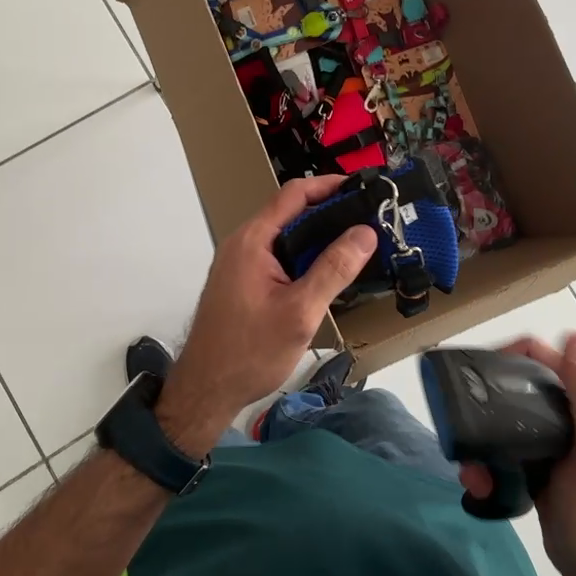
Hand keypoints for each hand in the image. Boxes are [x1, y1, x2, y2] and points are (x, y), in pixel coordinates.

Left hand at [159, 176, 376, 453]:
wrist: (206, 389)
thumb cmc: (250, 352)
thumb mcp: (300, 312)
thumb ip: (333, 269)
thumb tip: (365, 232)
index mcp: (252, 240)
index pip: (293, 194)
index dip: (329, 185)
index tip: (363, 189)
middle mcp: (242, 243)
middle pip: (289, 212)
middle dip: (329, 213)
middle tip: (369, 221)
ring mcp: (239, 262)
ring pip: (285, 237)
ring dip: (317, 238)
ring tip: (356, 246)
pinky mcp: (242, 281)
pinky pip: (277, 256)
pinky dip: (303, 257)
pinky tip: (327, 274)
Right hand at [460, 333, 575, 575]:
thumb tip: (574, 338)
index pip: (546, 359)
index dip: (512, 355)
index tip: (477, 373)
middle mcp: (568, 418)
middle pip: (516, 386)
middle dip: (485, 403)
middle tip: (461, 422)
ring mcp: (549, 443)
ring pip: (502, 420)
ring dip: (479, 439)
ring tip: (471, 470)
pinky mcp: (532, 467)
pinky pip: (499, 450)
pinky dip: (484, 463)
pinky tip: (479, 484)